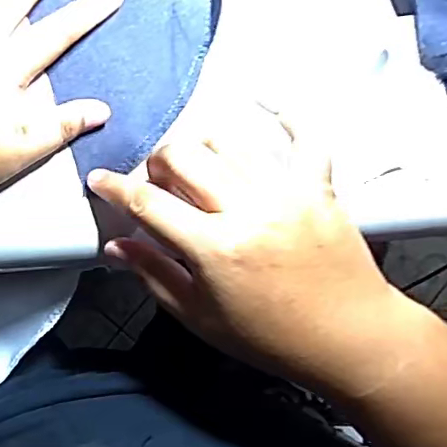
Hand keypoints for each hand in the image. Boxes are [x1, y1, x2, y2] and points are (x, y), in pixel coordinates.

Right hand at [87, 109, 417, 400]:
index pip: (147, 202)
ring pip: (229, 140)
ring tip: (196, 165)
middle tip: (154, 183)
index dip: (115, 188)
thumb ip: (154, 275)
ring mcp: (286, 193)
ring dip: (201, 144)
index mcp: (213, 249)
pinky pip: (304, 136)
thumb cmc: (270, 338)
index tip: (100, 180)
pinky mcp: (319, 187)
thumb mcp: (198, 317)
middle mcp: (248, 210)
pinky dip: (285, 116)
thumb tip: (117, 247)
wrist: (347, 339)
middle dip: (156, 162)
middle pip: (183, 157)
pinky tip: (265, 107)